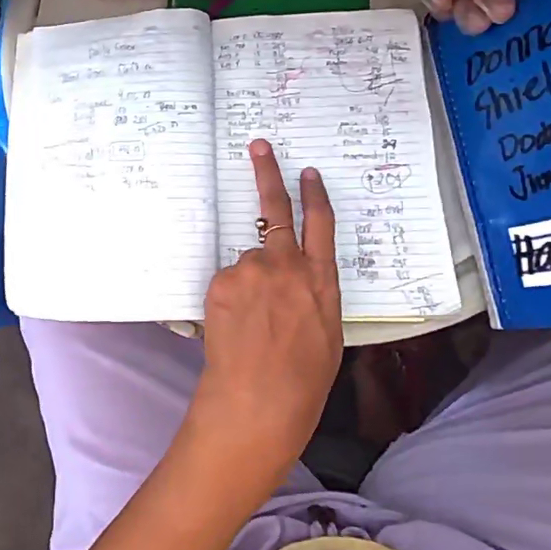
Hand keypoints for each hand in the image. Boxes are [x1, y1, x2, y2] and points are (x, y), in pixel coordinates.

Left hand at [188, 140, 342, 480]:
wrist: (256, 403)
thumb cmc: (302, 381)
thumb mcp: (328, 334)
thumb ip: (315, 293)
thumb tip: (299, 276)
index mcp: (320, 280)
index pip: (321, 224)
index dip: (315, 194)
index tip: (308, 172)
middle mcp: (287, 266)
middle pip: (276, 209)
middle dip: (267, 173)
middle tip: (258, 146)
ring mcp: (251, 270)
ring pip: (249, 260)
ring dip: (250, 278)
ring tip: (252, 321)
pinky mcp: (222, 280)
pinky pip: (228, 278)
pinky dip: (232, 293)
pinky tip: (236, 324)